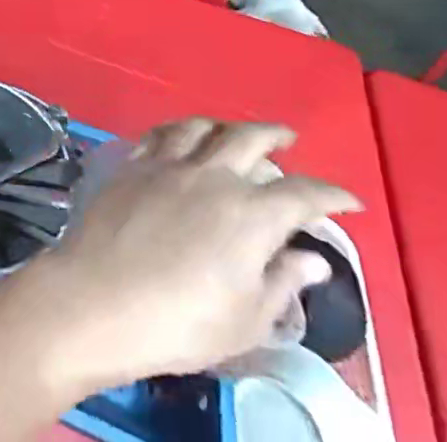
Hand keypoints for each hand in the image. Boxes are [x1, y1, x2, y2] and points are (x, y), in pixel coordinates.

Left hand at [16, 120, 361, 398]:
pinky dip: (176, 131)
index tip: (348, 200)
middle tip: (287, 137)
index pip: (303, 194)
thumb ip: (283, 280)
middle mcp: (210, 177)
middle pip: (248, 139)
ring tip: (231, 130)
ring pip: (199, 127)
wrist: (99, 298)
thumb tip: (314, 258)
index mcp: (250, 214)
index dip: (331, 195)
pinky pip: (158, 135)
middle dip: (274, 135)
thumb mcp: (248, 317)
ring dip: (223, 125)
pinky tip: (177, 138)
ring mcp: (165, 166)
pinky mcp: (130, 167)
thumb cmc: (181, 321)